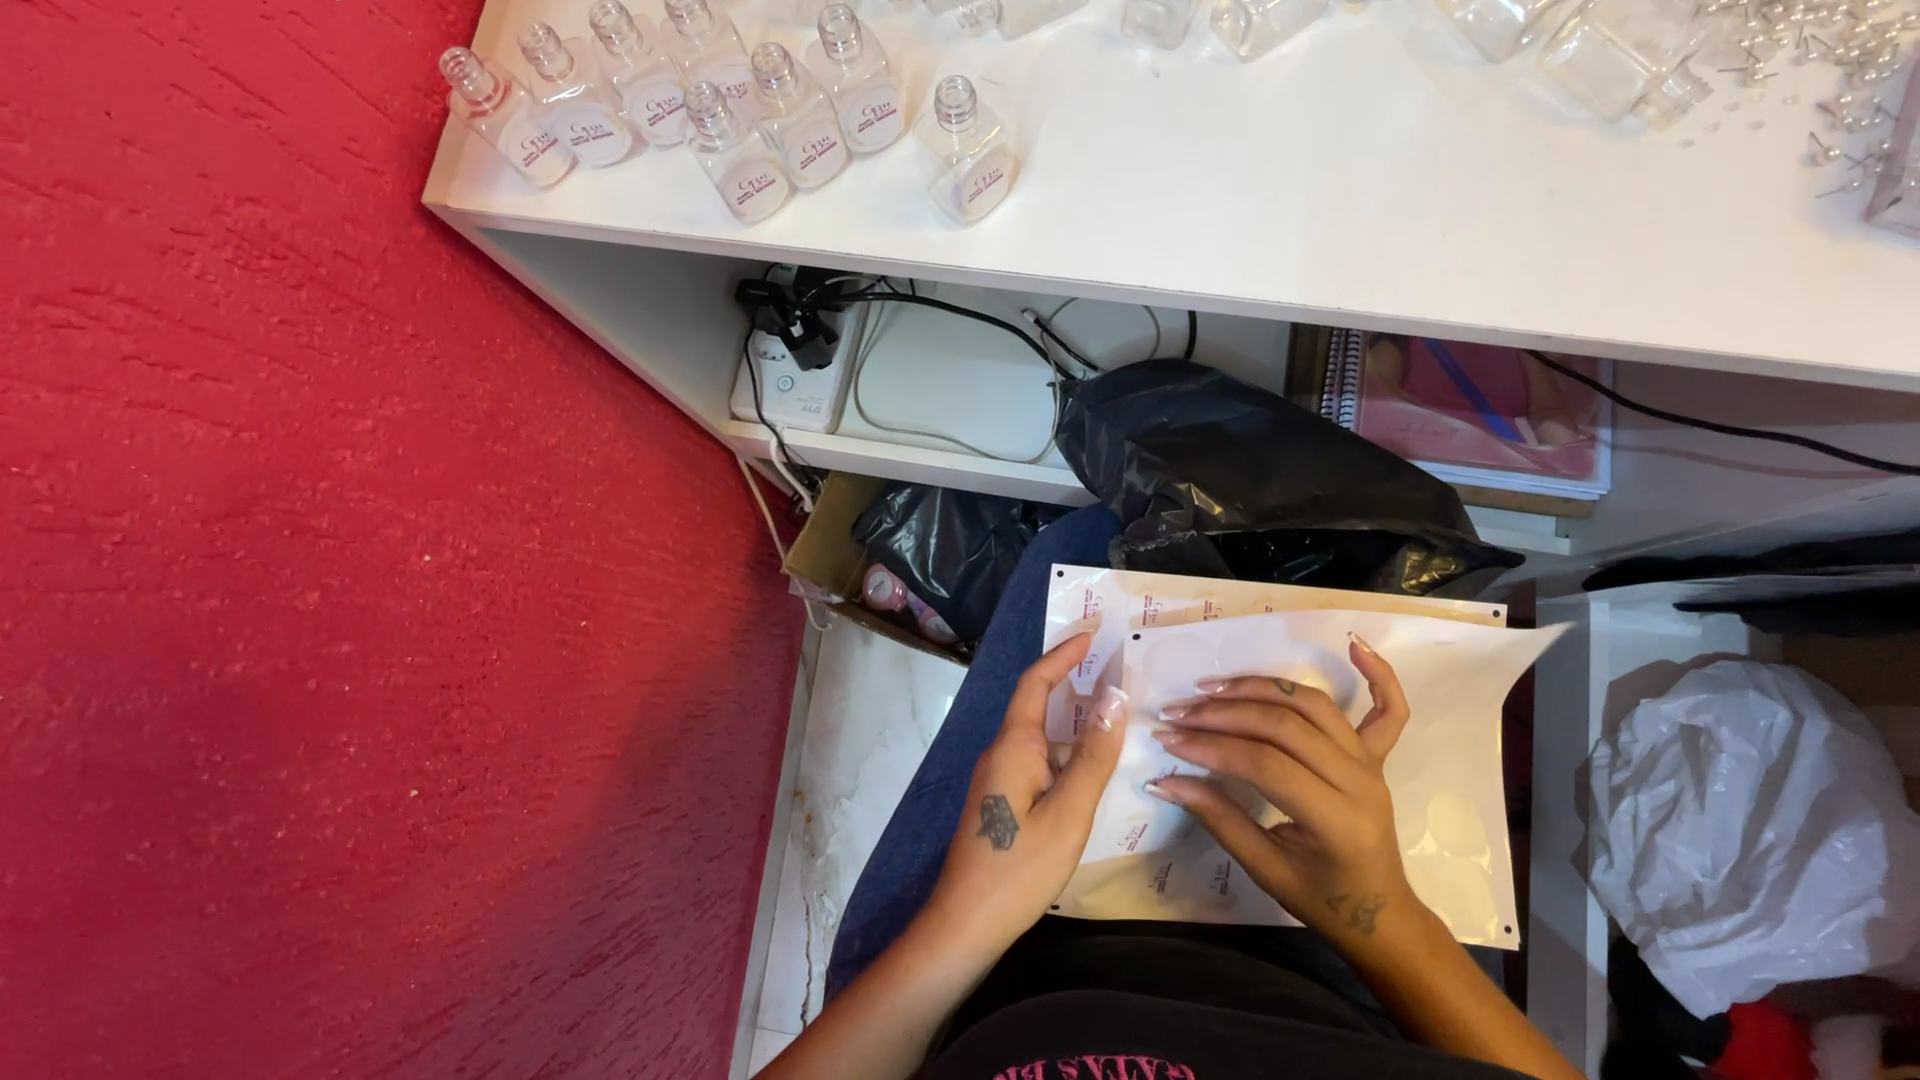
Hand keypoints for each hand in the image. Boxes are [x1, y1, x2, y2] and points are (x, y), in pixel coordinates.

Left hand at [918, 632, 1127, 957]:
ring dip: (1072, 724)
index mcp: (1013, 746)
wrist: (966, 922)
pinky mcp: (1000, 801)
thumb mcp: (1069, 813)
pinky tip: (1091, 772)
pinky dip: (1065, 754)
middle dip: (1072, 682)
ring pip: (1039, 737)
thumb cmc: (1019, 868)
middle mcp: (1001, 752)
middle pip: (1036, 704)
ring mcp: (997, 778)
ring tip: (1116, 721)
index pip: (1036, 682)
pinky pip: (1036, 761)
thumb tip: (1114, 696)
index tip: (1092, 632)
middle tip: (1115, 671)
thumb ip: (1093, 756)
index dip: (1063, 654)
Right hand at [1146, 635, 1426, 950]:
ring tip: (1213, 687)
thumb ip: (1218, 819)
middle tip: (1177, 713)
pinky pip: (1387, 710)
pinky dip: (1379, 675)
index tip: (1169, 740)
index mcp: (1336, 819)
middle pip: (1285, 726)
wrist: (1379, 913)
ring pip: (1312, 705)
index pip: (1265, 765)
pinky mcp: (1377, 755)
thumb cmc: (1321, 898)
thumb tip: (1164, 779)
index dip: (1212, 748)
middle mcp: (1360, 781)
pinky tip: (1353, 644)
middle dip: (1223, 714)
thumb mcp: (1265, 869)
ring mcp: (1372, 763)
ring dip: (1260, 688)